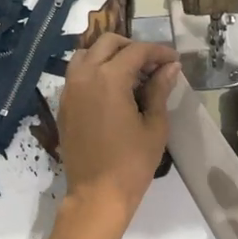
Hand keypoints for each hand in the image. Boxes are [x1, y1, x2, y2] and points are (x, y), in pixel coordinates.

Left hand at [57, 33, 180, 219]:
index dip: (158, 52)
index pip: (136, 51)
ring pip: (86, 55)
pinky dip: (94, 71)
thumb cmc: (132, 163)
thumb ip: (160, 90)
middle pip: (107, 43)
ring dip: (109, 56)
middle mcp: (84, 77)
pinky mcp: (63, 105)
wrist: (96, 194)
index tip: (173, 61)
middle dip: (132, 48)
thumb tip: (170, 68)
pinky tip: (112, 90)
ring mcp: (69, 90)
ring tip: (130, 74)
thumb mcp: (154, 126)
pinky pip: (76, 75)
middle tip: (152, 65)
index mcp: (109, 79)